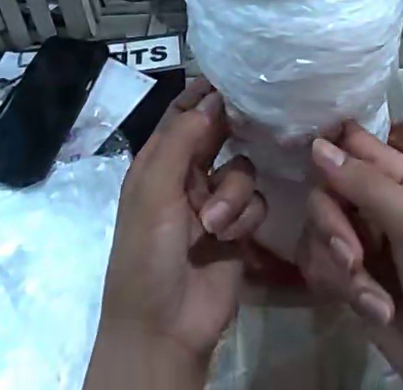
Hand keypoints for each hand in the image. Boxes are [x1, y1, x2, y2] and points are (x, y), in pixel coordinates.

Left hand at [86, 78, 267, 387]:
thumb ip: (183, 139)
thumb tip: (215, 95)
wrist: (164, 329)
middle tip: (255, 116)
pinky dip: (245, 215)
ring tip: (217, 222)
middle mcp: (188, 173)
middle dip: (233, 129)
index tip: (236, 73)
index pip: (183, 112)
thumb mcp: (155, 190)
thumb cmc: (147, 254)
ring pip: (242, 166)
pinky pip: (255, 200)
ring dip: (233, 191)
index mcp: (159, 161)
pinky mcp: (238, 225)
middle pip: (218, 132)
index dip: (205, 92)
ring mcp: (214, 199)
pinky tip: (231, 236)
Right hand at [297, 122, 402, 389]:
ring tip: (373, 298)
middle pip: (324, 188)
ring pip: (316, 229)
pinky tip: (374, 311)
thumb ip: (368, 186)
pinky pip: (318, 266)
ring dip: (337, 266)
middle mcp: (376, 199)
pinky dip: (338, 289)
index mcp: (400, 174)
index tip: (299, 161)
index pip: (349, 139)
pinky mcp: (351, 278)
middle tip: (353, 257)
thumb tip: (316, 146)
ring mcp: (362, 239)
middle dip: (331, 225)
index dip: (324, 145)